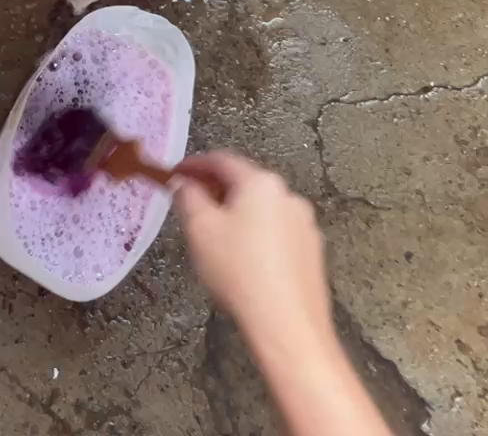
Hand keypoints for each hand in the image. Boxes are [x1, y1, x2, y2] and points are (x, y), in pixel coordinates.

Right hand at [172, 152, 336, 363]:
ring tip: (213, 233)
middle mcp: (288, 196)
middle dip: (214, 189)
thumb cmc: (239, 270)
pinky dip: (255, 233)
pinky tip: (241, 256)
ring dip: (235, 211)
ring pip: (260, 208)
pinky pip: (276, 231)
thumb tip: (184, 184)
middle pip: (243, 182)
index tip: (175, 173)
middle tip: (190, 202)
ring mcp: (304, 225)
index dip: (193, 164)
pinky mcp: (312, 252)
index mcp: (261, 183)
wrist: (287, 326)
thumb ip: (187, 196)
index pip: (221, 160)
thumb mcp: (198, 227)